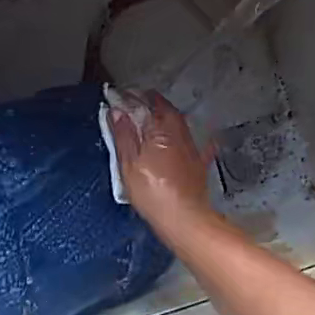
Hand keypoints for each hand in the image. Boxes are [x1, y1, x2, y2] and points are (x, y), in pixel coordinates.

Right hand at [108, 90, 218, 235]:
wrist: (184, 218)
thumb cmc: (155, 194)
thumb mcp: (128, 164)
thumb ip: (123, 135)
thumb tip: (117, 113)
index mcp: (160, 129)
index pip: (143, 104)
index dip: (129, 98)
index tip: (117, 95)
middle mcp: (178, 134)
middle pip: (164, 110)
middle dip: (149, 102)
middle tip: (134, 100)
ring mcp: (190, 148)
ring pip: (178, 123)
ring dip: (165, 115)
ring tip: (152, 115)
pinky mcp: (197, 164)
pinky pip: (191, 143)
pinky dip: (183, 137)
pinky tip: (185, 139)